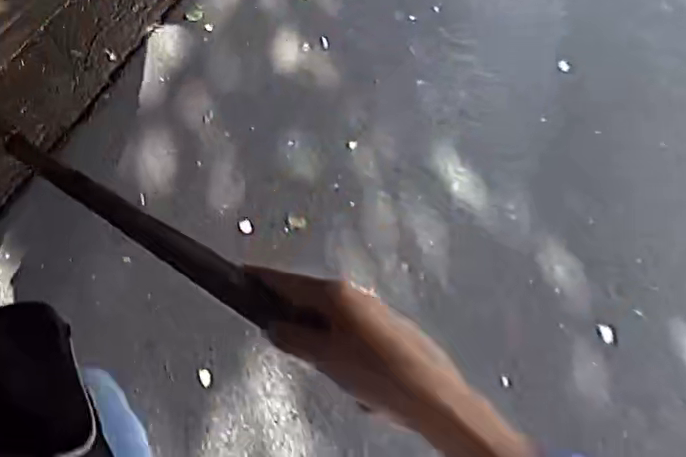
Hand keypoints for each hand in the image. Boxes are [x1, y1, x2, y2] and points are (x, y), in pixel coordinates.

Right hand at [248, 268, 531, 456]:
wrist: (447, 409)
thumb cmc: (378, 376)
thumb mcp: (321, 358)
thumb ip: (289, 337)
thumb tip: (274, 328)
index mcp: (334, 292)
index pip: (282, 279)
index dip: (257, 279)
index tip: (238, 276)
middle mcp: (358, 295)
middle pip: (312, 302)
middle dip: (300, 321)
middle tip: (293, 345)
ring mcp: (384, 315)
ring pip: (340, 323)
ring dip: (329, 342)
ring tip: (336, 373)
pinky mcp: (405, 338)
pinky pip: (364, 339)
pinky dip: (355, 354)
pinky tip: (364, 384)